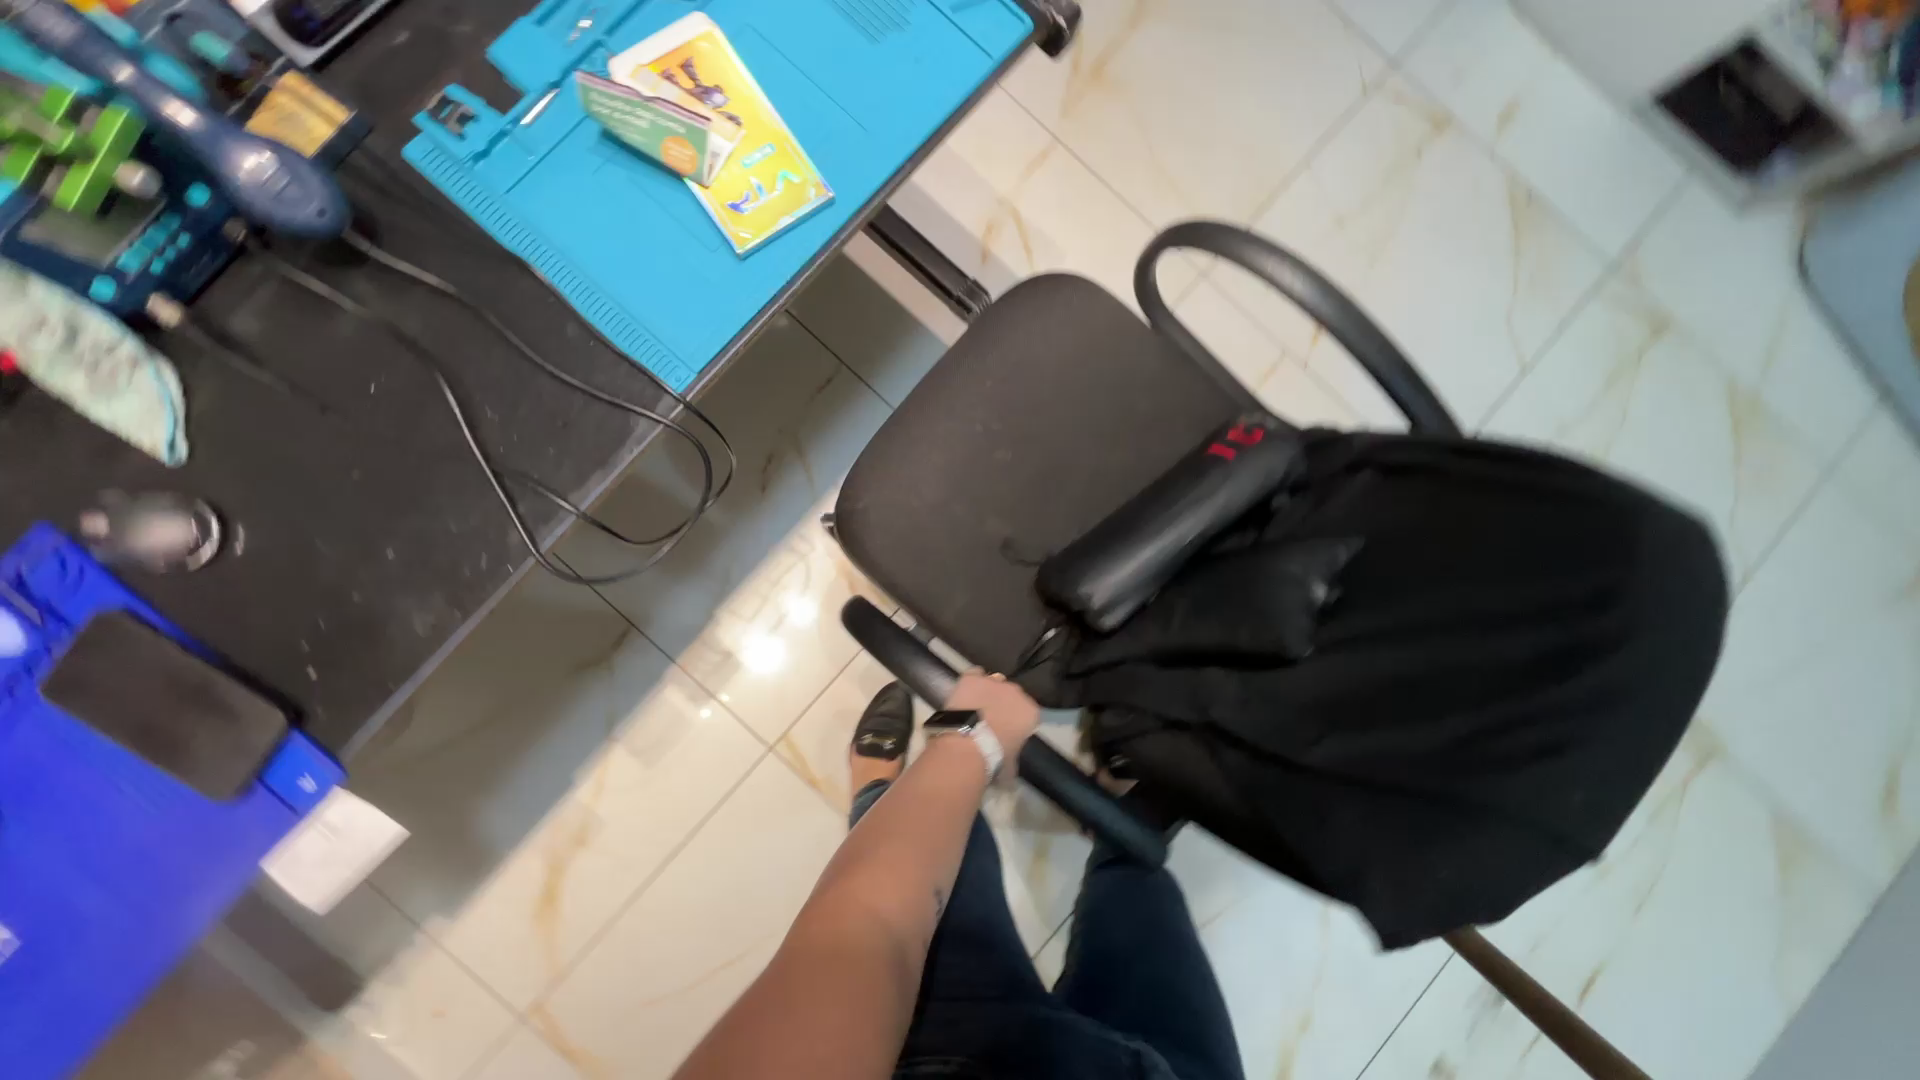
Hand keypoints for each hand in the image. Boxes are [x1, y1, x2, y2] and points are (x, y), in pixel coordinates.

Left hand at [946, 671, 1041, 764]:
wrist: (968, 744)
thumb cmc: (994, 758)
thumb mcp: (1010, 766)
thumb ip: (1013, 762)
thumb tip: (1010, 778)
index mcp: (1030, 712)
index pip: (1028, 712)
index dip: (1016, 720)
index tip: (1007, 730)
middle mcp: (1016, 692)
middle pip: (1012, 693)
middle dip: (1003, 703)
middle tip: (990, 719)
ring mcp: (994, 681)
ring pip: (994, 681)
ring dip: (988, 691)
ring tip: (975, 705)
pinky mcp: (972, 678)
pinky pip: (975, 674)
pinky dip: (972, 680)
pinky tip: (966, 691)